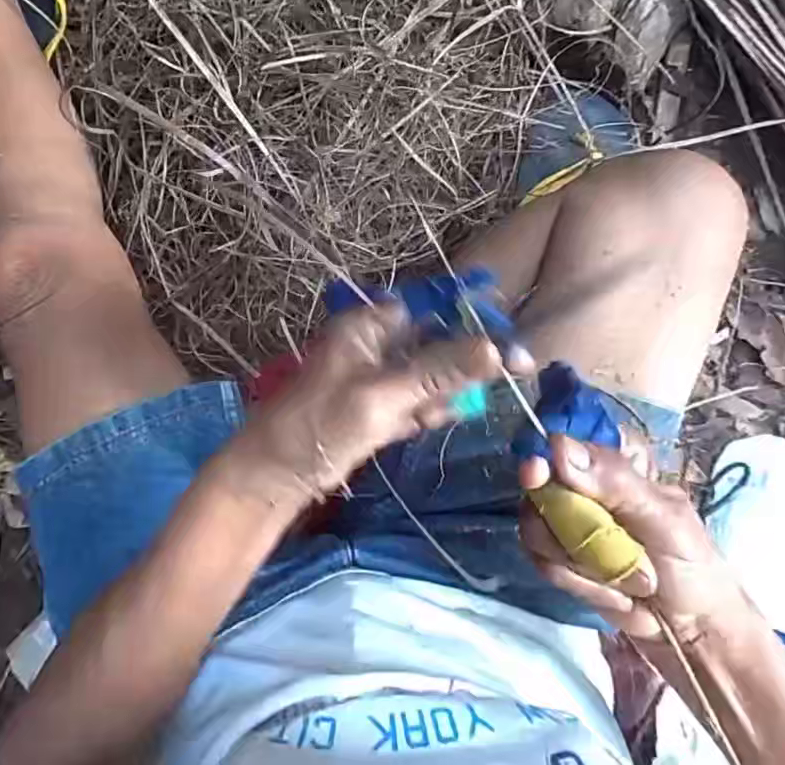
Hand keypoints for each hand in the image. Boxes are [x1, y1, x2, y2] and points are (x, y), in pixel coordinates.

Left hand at [236, 302, 519, 503]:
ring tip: (433, 413)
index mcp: (369, 325)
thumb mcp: (382, 396)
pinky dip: (426, 411)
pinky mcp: (379, 407)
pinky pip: (416, 400)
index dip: (469, 320)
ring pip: (429, 374)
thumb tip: (495, 347)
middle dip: (462, 362)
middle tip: (502, 380)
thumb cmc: (320, 425)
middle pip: (434, 342)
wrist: (275, 474)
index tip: (509, 344)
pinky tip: (422, 425)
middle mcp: (375, 344)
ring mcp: (377, 377)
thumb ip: (438, 372)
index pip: (431, 309)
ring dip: (443, 392)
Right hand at [518, 435, 751, 646]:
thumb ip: (615, 481)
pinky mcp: (559, 558)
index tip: (536, 475)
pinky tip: (615, 595)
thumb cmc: (692, 566)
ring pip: (537, 529)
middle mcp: (581, 487)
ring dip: (581, 564)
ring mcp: (567, 523)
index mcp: (610, 464)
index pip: (561, 448)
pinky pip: (545, 564)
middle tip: (605, 552)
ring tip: (628, 582)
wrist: (697, 633)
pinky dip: (580, 585)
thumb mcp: (664, 518)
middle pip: (538, 490)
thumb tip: (559, 447)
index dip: (544, 461)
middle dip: (569, 529)